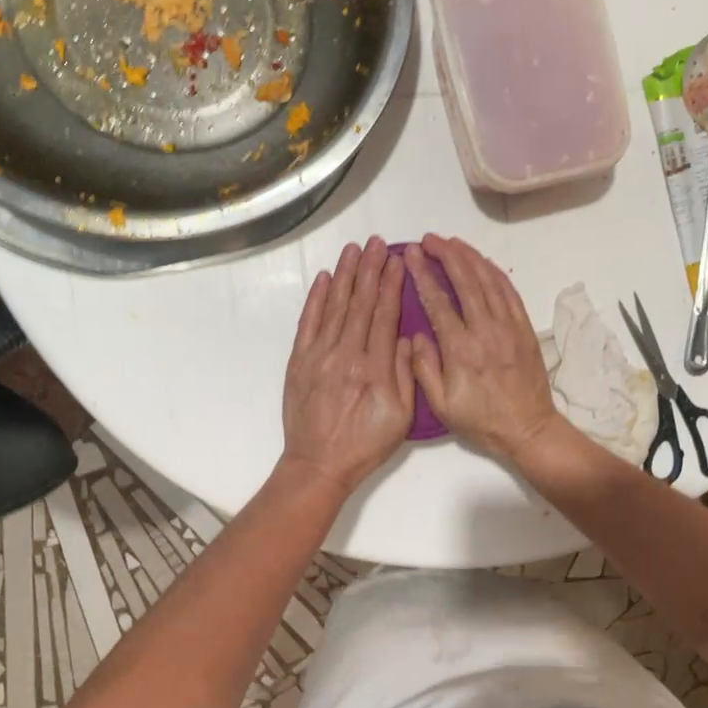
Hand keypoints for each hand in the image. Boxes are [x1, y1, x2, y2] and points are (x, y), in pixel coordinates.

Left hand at [280, 238, 414, 493]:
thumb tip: (408, 338)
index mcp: (374, 368)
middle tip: (378, 243)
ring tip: (354, 250)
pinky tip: (326, 279)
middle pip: (360, 303)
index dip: (392, 286)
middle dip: (370, 270)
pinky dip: (317, 299)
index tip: (398, 261)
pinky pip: (309, 323)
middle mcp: (346, 355)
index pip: (385, 316)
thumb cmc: (366, 444)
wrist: (318, 464)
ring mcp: (319, 356)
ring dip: (346, 275)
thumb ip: (405, 375)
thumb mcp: (400, 417)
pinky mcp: (300, 362)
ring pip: (335, 306)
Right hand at [404, 235, 561, 463]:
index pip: (437, 301)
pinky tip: (482, 262)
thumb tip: (416, 335)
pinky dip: (495, 272)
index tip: (410, 255)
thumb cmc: (481, 421)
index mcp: (461, 349)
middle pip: (465, 280)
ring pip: (488, 280)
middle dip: (445, 254)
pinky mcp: (525, 329)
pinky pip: (509, 292)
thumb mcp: (442, 405)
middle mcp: (486, 331)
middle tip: (428, 240)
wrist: (528, 429)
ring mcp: (509, 327)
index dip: (422, 274)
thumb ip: (424, 368)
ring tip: (451, 243)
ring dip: (469, 257)